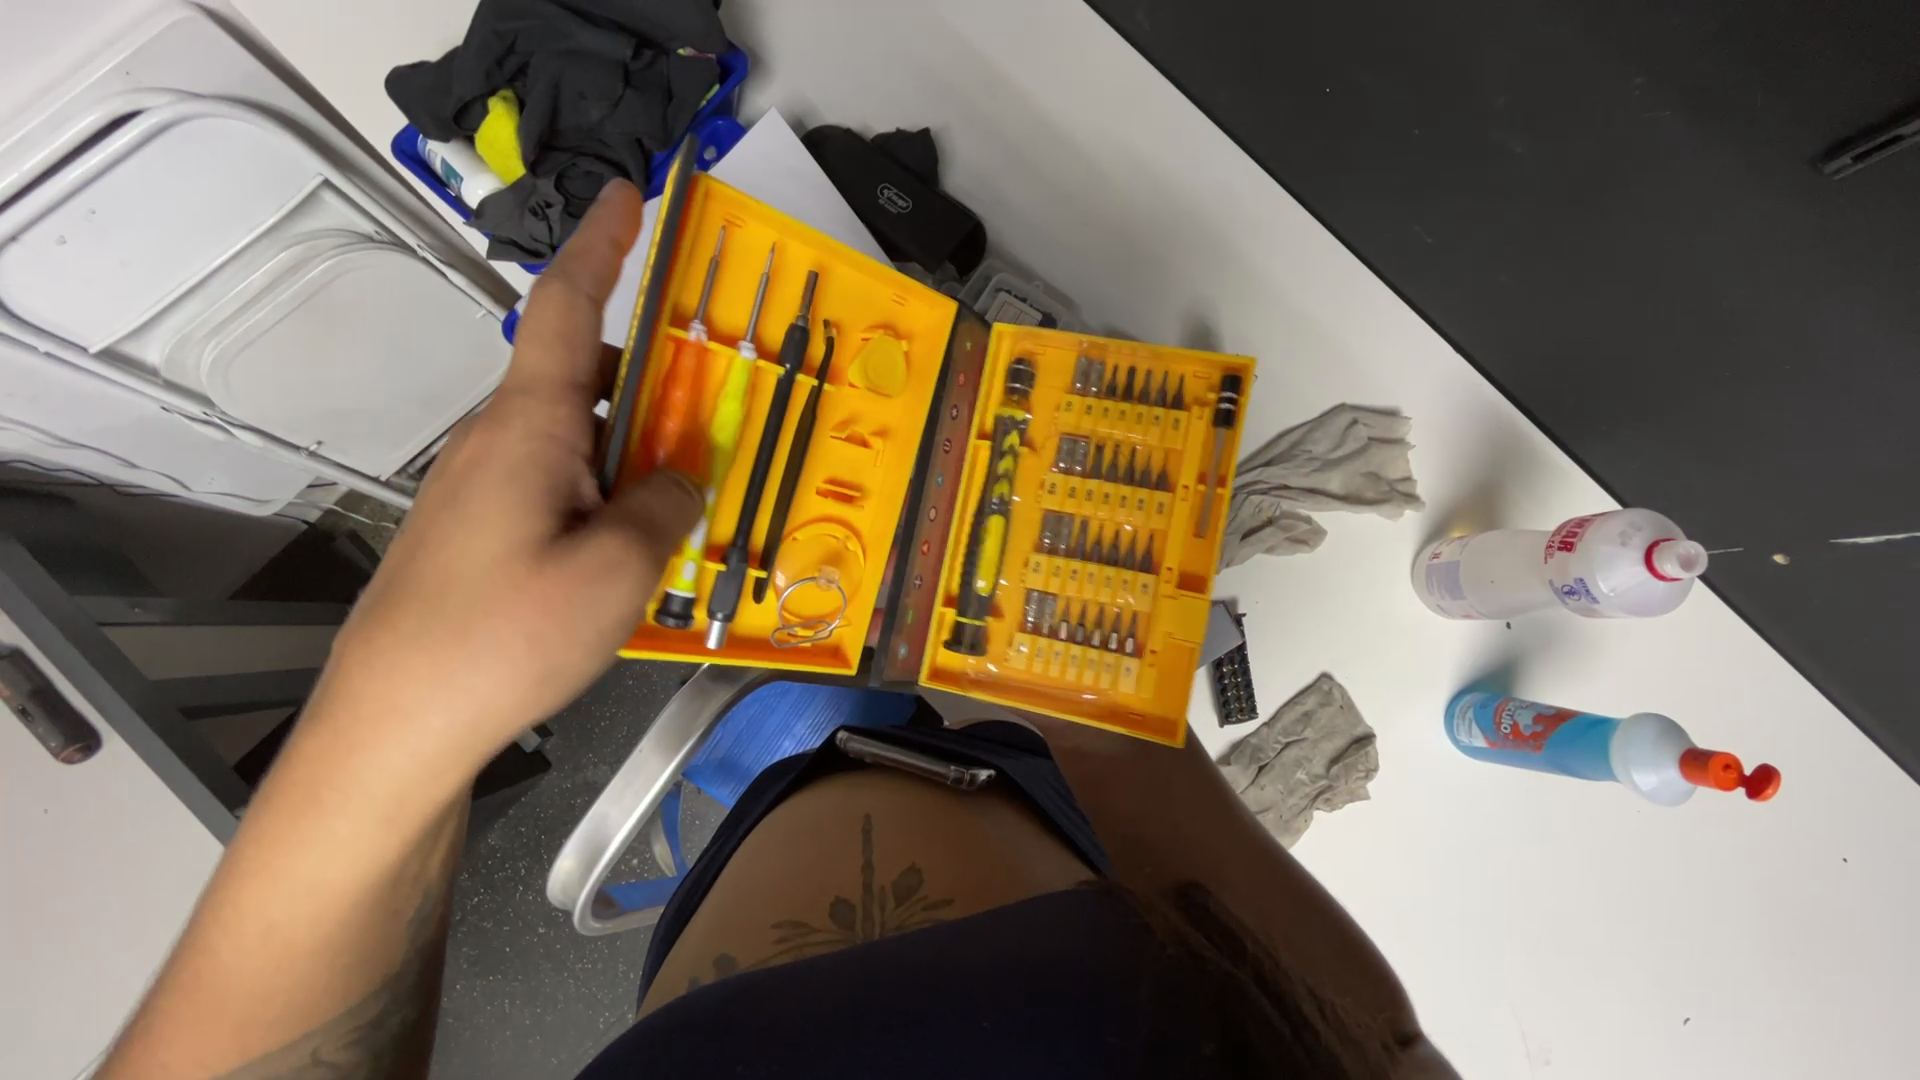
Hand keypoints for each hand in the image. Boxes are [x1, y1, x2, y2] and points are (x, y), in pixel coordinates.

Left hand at [312, 180, 701, 778]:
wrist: (397, 726)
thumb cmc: (505, 637)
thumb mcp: (617, 571)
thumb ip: (665, 507)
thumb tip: (685, 474)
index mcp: (528, 427)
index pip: (567, 309)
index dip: (603, 247)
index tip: (633, 196)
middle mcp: (501, 442)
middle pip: (588, 380)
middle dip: (657, 383)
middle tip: (720, 419)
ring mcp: (486, 489)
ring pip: (581, 440)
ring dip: (640, 452)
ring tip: (693, 505)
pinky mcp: (484, 532)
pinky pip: (564, 486)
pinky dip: (613, 494)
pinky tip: (641, 553)